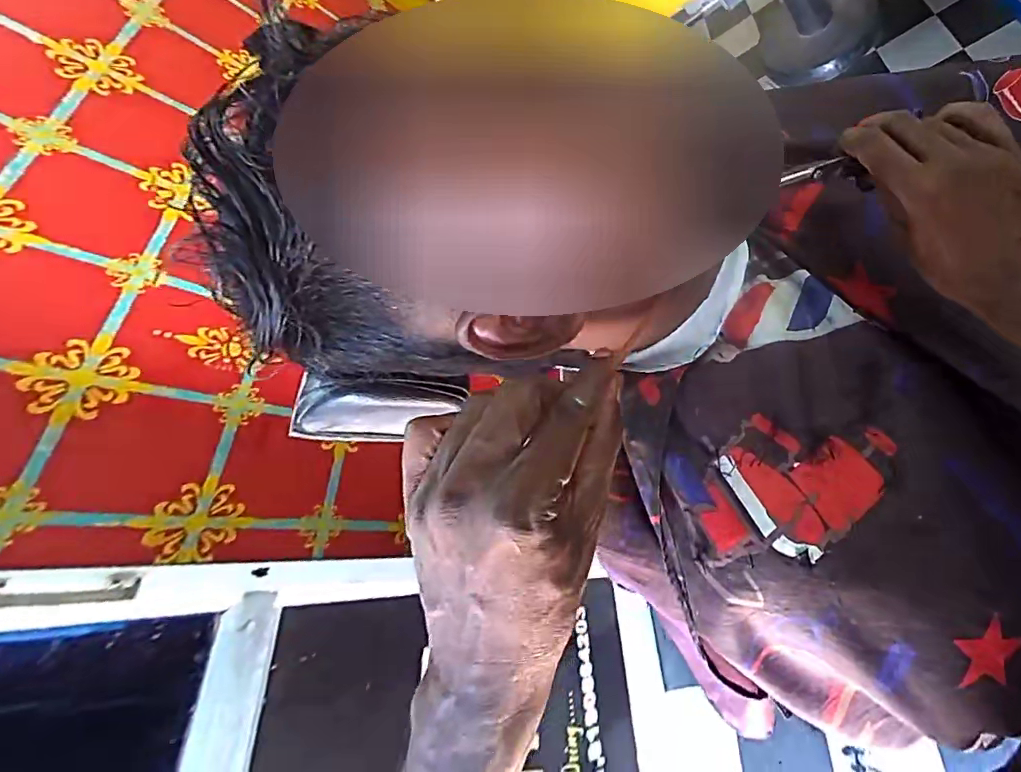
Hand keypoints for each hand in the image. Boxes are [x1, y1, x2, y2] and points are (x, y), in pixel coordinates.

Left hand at [400, 368, 622, 771]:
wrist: (483, 657)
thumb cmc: (546, 601)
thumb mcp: (588, 529)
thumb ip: (599, 454)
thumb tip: (610, 395)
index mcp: (522, 508)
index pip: (564, 419)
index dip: (591, 384)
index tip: (607, 363)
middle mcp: (469, 491)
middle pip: (515, 397)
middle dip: (551, 390)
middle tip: (569, 404)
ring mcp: (432, 490)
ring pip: (477, 403)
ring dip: (513, 404)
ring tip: (532, 426)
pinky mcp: (411, 493)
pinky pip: (433, 425)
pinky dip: (464, 421)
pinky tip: (487, 440)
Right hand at [840, 102, 1020, 321]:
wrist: (1008, 276)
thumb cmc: (949, 267)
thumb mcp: (903, 236)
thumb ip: (888, 196)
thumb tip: (873, 167)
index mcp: (920, 188)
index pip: (875, 145)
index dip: (852, 139)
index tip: (846, 143)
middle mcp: (950, 161)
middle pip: (901, 123)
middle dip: (876, 126)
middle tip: (868, 137)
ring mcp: (982, 152)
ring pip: (934, 120)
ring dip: (912, 127)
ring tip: (906, 141)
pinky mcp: (1007, 151)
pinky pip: (977, 115)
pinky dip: (955, 115)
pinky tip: (944, 125)